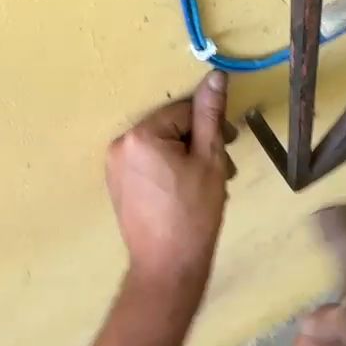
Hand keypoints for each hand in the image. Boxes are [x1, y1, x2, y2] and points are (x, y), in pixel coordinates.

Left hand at [104, 70, 235, 299]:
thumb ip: (211, 115)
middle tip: (223, 171)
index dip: (210, 126)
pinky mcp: (117, 185)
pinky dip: (170, 170)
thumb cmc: (193, 215)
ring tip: (207, 186)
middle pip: (170, 128)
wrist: (167, 271)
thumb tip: (215, 75)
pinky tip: (187, 193)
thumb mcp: (210, 160)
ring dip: (187, 157)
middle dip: (199, 143)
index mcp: (141, 135)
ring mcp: (115, 166)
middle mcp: (120, 144)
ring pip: (161, 146)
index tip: (230, 146)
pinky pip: (148, 163)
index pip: (183, 112)